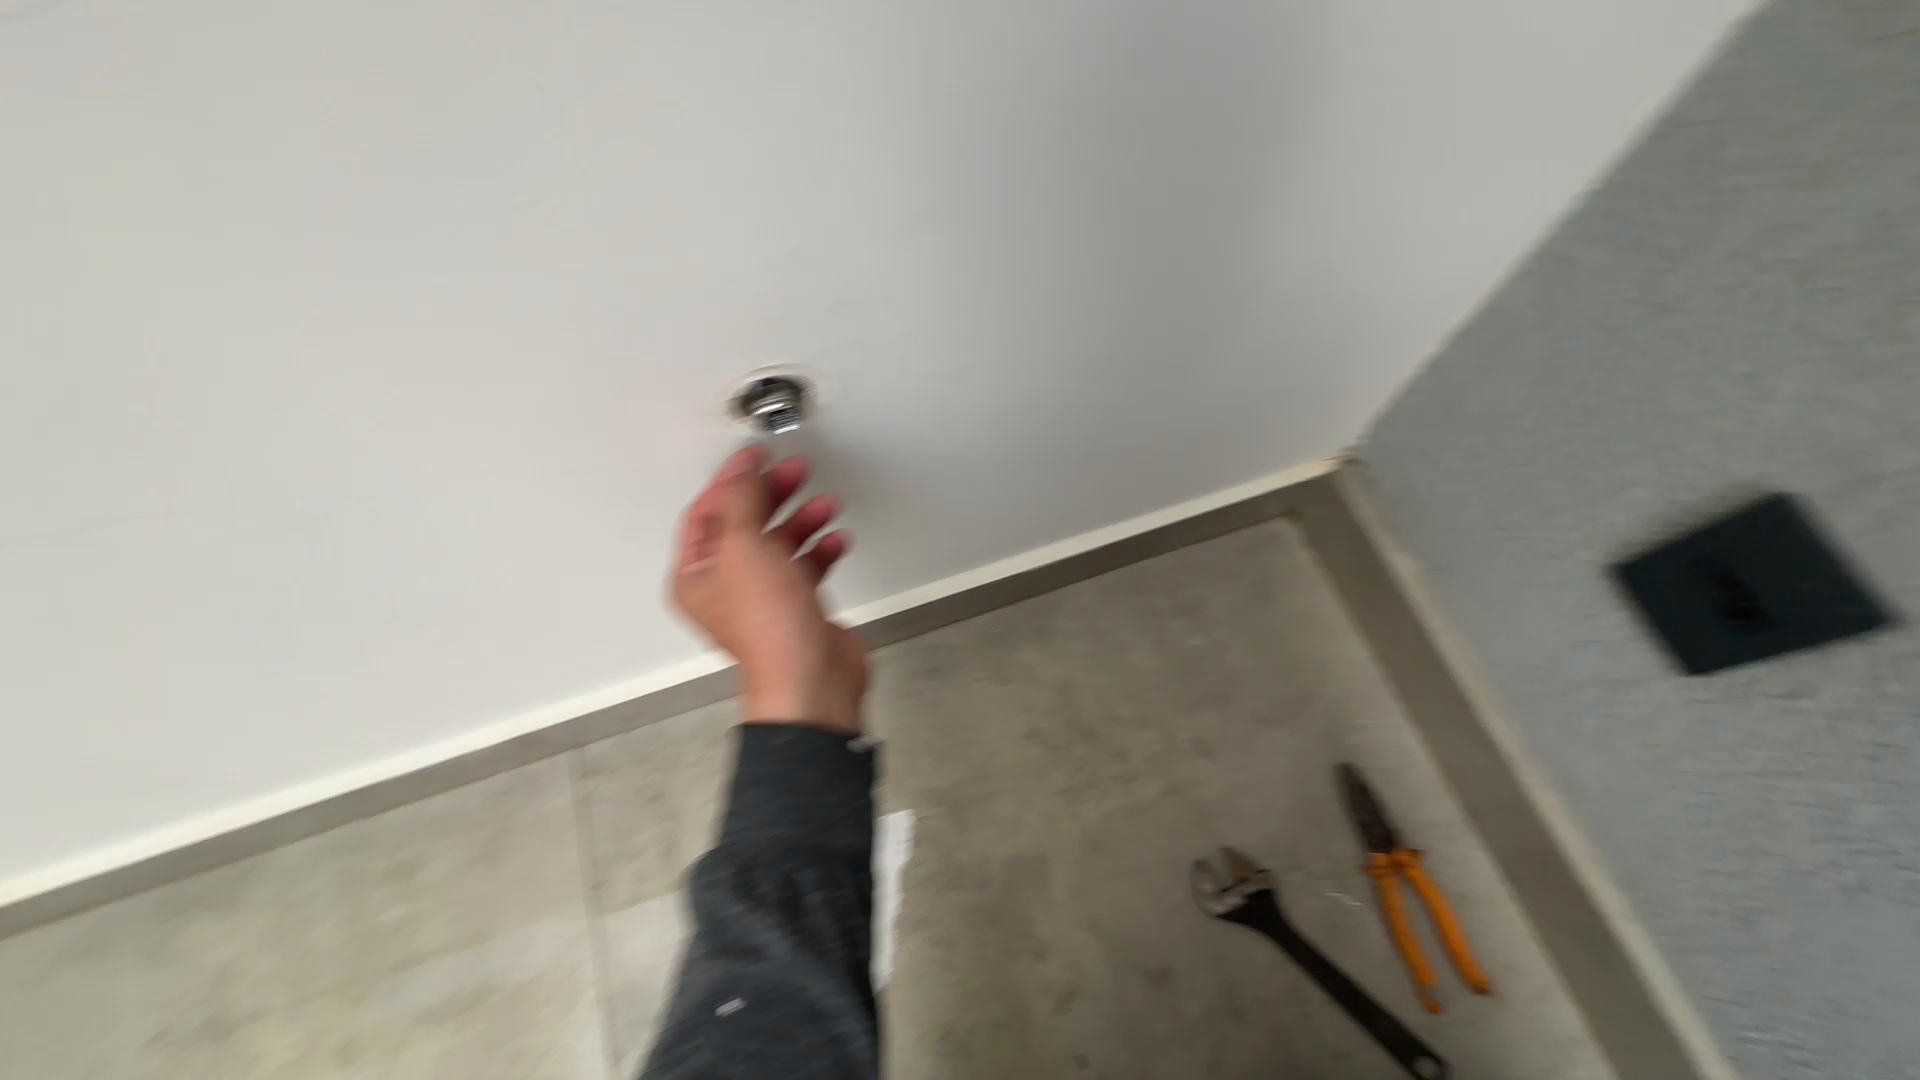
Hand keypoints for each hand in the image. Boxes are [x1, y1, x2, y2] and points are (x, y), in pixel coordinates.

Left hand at [670, 446, 867, 734]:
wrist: (811, 678)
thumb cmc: (770, 629)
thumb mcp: (744, 547)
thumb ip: (740, 500)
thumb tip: (740, 467)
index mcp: (697, 575)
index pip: (706, 513)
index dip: (730, 480)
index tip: (756, 456)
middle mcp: (726, 587)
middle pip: (747, 524)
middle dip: (773, 495)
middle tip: (795, 471)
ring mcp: (764, 598)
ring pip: (780, 544)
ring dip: (803, 520)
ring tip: (824, 503)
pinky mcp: (797, 607)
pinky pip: (807, 566)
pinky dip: (822, 550)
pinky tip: (835, 540)